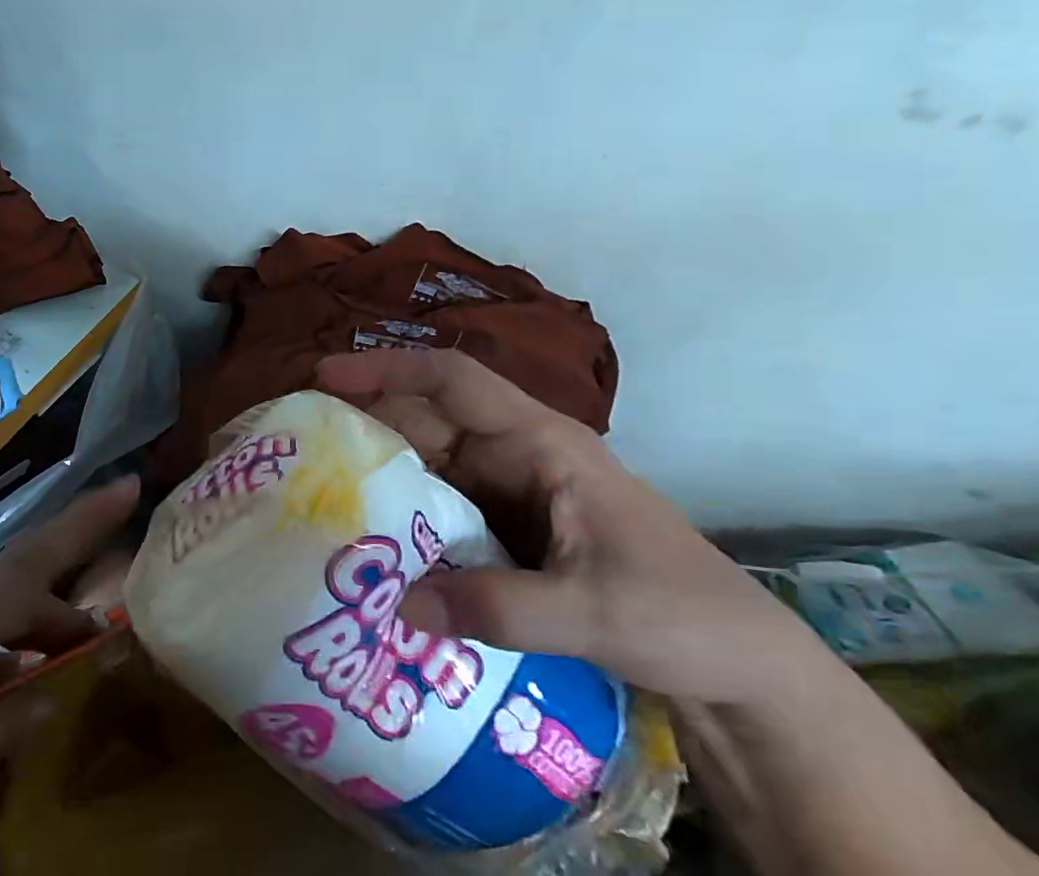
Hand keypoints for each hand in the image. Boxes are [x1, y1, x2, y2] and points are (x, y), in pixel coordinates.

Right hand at [316, 350, 827, 705]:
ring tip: (317, 502)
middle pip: (427, 425)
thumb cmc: (685, 616)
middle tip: (300, 455)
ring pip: (428, 473)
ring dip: (379, 483)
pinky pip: (440, 518)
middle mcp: (517, 458)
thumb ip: (499, 608)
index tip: (324, 377)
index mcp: (543, 445)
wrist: (738, 667)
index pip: (454, 382)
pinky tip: (370, 554)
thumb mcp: (597, 613)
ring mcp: (510, 497)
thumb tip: (400, 603)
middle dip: (365, 430)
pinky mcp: (506, 536)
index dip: (388, 371)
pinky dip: (404, 527)